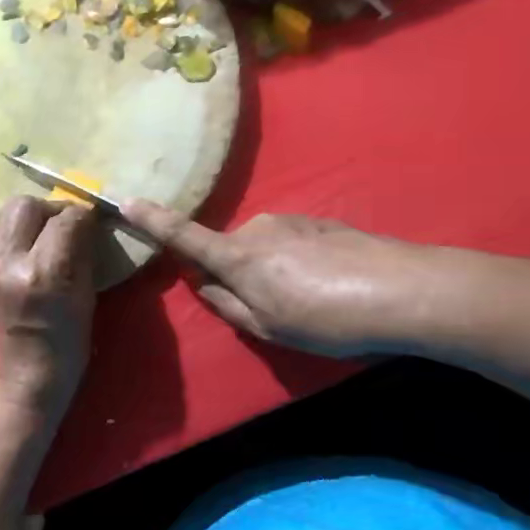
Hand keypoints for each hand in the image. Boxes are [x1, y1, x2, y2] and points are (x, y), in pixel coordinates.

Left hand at [0, 196, 98, 418]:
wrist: (28, 378)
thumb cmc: (70, 345)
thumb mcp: (87, 295)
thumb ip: (84, 251)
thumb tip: (87, 220)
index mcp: (44, 274)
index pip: (64, 218)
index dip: (84, 214)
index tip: (95, 221)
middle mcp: (11, 264)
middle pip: (25, 205)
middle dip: (52, 207)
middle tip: (70, 224)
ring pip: (8, 213)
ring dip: (35, 216)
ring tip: (52, 235)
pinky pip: (3, 234)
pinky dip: (23, 233)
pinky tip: (37, 249)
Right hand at [121, 200, 437, 357]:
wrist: (404, 290)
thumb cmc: (326, 318)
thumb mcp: (268, 328)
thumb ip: (227, 305)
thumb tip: (203, 283)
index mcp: (238, 257)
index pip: (184, 236)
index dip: (153, 221)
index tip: (125, 201)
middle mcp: (258, 229)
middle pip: (231, 252)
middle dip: (239, 276)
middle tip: (275, 312)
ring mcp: (292, 221)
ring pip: (264, 249)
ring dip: (273, 271)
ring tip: (313, 301)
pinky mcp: (321, 221)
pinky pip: (292, 244)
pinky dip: (300, 263)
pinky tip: (332, 284)